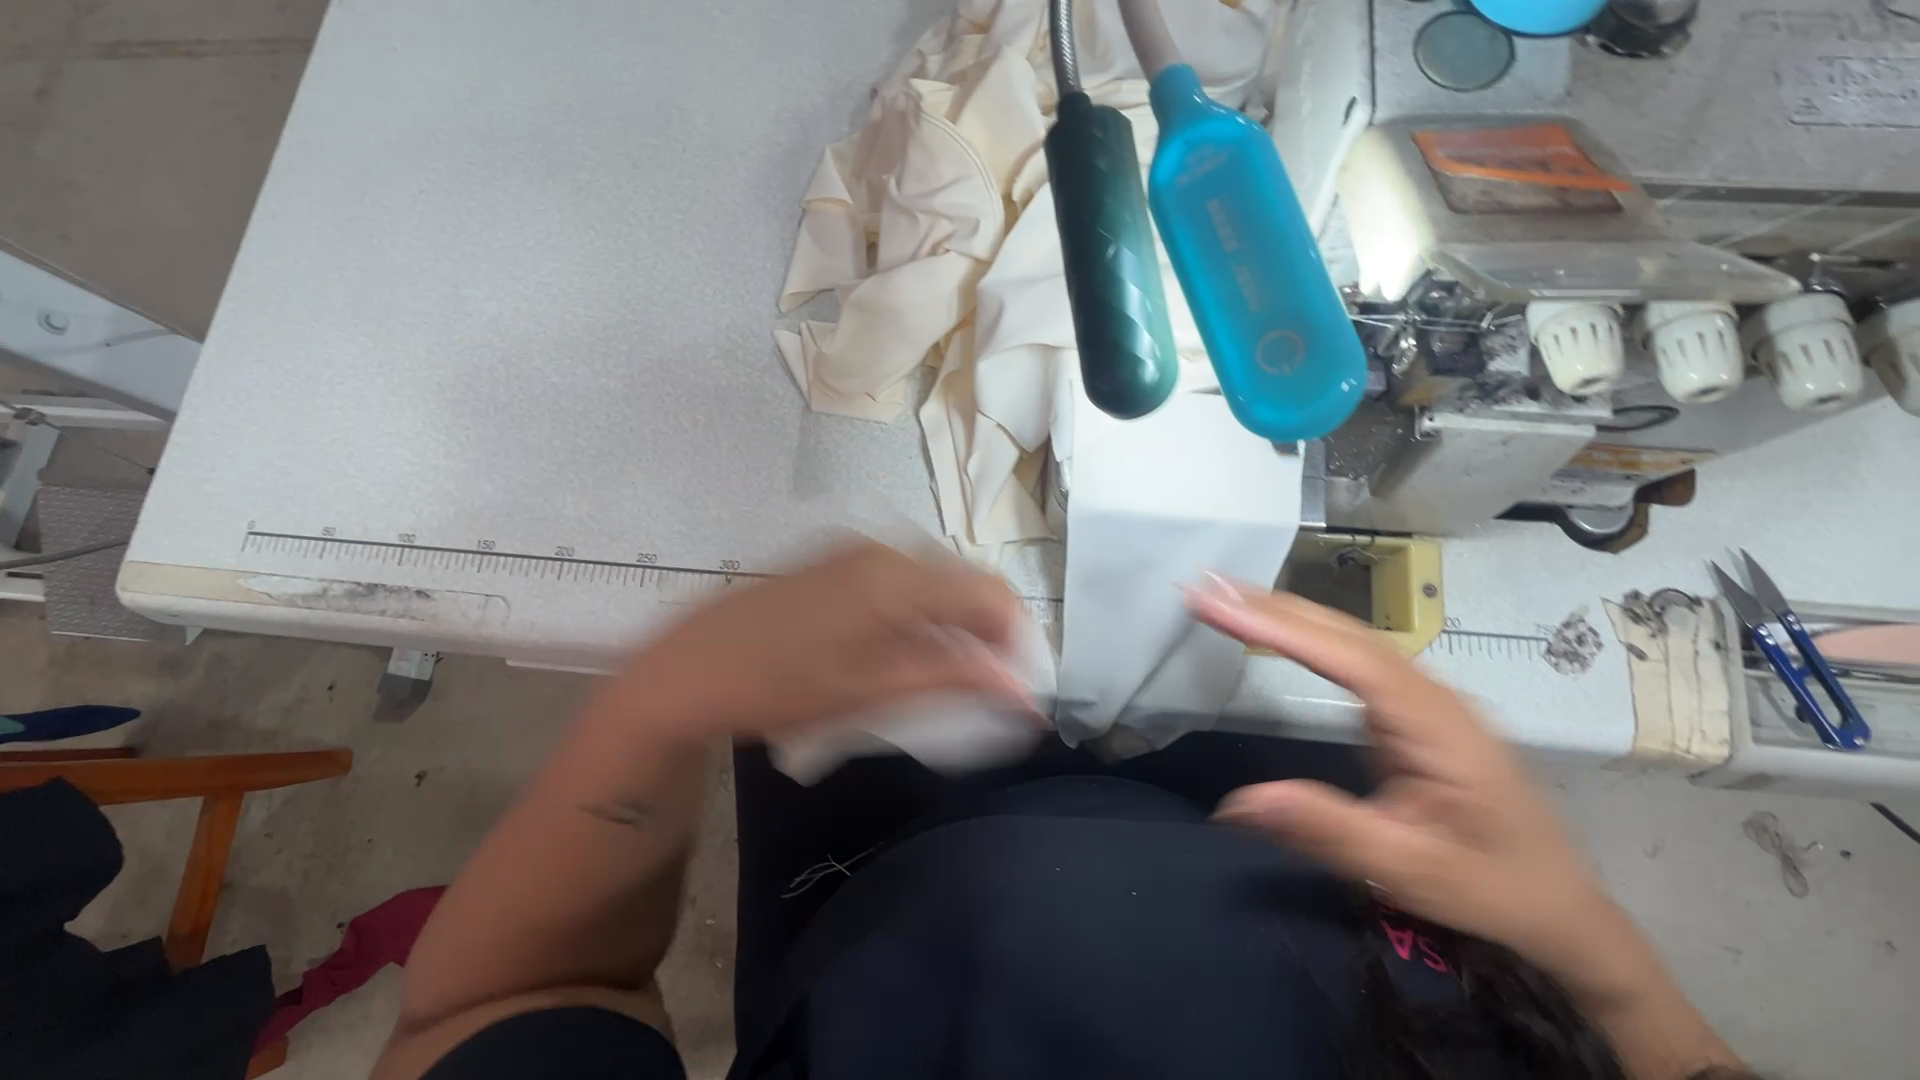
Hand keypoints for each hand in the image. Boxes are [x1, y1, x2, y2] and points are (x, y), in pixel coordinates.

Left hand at [603, 539, 1033, 741]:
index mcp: (898, 575)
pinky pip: (900, 576)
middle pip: (965, 579)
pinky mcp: (832, 559)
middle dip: (987, 631)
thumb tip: (1023, 690)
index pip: (990, 592)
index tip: (1019, 688)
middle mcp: (882, 548)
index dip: (1016, 639)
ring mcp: (854, 549)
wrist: (689, 669)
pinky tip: (904, 645)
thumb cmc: (781, 687)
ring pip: (933, 577)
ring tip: (947, 672)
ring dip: (953, 620)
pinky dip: (919, 609)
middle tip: (987, 686)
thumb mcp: (873, 691)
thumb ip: (955, 680)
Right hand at [1189, 581, 1643, 1000]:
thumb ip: (1327, 828)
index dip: (1279, 627)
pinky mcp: (1412, 711)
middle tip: (1203, 586)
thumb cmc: (1492, 887)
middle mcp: (1432, 696)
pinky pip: (1351, 658)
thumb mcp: (1410, 870)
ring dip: (1284, 613)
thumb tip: (1235, 802)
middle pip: (1346, 634)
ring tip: (1222, 597)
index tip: (1218, 605)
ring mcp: (1424, 699)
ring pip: (1348, 639)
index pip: (1349, 657)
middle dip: (1272, 605)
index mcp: (1437, 723)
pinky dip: (1303, 635)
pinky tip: (1271, 627)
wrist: (1559, 906)